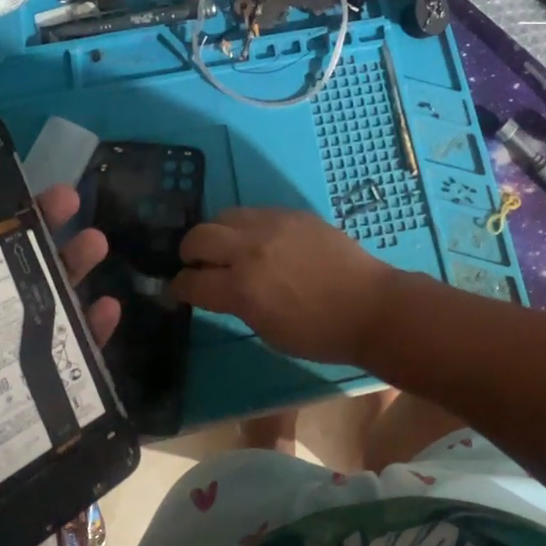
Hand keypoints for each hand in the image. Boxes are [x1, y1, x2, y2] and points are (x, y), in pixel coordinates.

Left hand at [0, 186, 120, 545]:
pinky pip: (62, 355)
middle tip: (67, 197)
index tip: (1, 178)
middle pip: (2, 261)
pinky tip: (106, 309)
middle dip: (36, 225)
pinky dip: (88, 331)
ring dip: (70, 265)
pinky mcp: (19, 392)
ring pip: (38, 298)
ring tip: (95, 242)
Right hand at [172, 208, 400, 365]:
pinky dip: (245, 225)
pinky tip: (255, 240)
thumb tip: (220, 291)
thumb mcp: (268, 331)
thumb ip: (238, 305)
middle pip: (199, 236)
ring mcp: (272, 224)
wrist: (369, 305)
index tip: (175, 292)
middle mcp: (250, 249)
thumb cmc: (320, 333)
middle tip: (194, 265)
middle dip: (188, 253)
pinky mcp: (292, 212)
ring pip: (224, 215)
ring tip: (223, 247)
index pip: (192, 281)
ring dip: (216, 233)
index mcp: (242, 288)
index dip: (178, 288)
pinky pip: (255, 211)